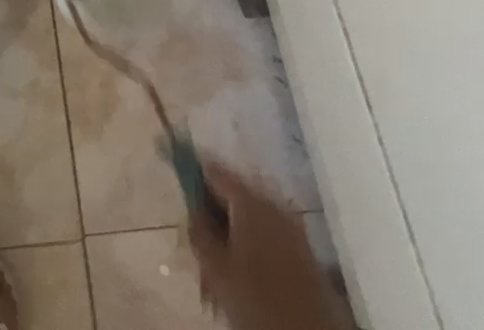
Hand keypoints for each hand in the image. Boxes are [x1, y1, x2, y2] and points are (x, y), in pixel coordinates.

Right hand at [188, 163, 351, 329]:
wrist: (305, 327)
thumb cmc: (254, 295)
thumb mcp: (214, 265)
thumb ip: (198, 229)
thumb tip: (192, 206)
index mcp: (249, 201)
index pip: (216, 171)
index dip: (194, 170)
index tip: (178, 174)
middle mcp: (273, 203)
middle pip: (234, 194)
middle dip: (213, 209)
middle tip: (198, 232)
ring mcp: (290, 223)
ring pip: (250, 215)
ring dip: (230, 229)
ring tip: (217, 259)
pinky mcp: (301, 245)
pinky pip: (266, 231)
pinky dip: (249, 240)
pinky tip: (239, 265)